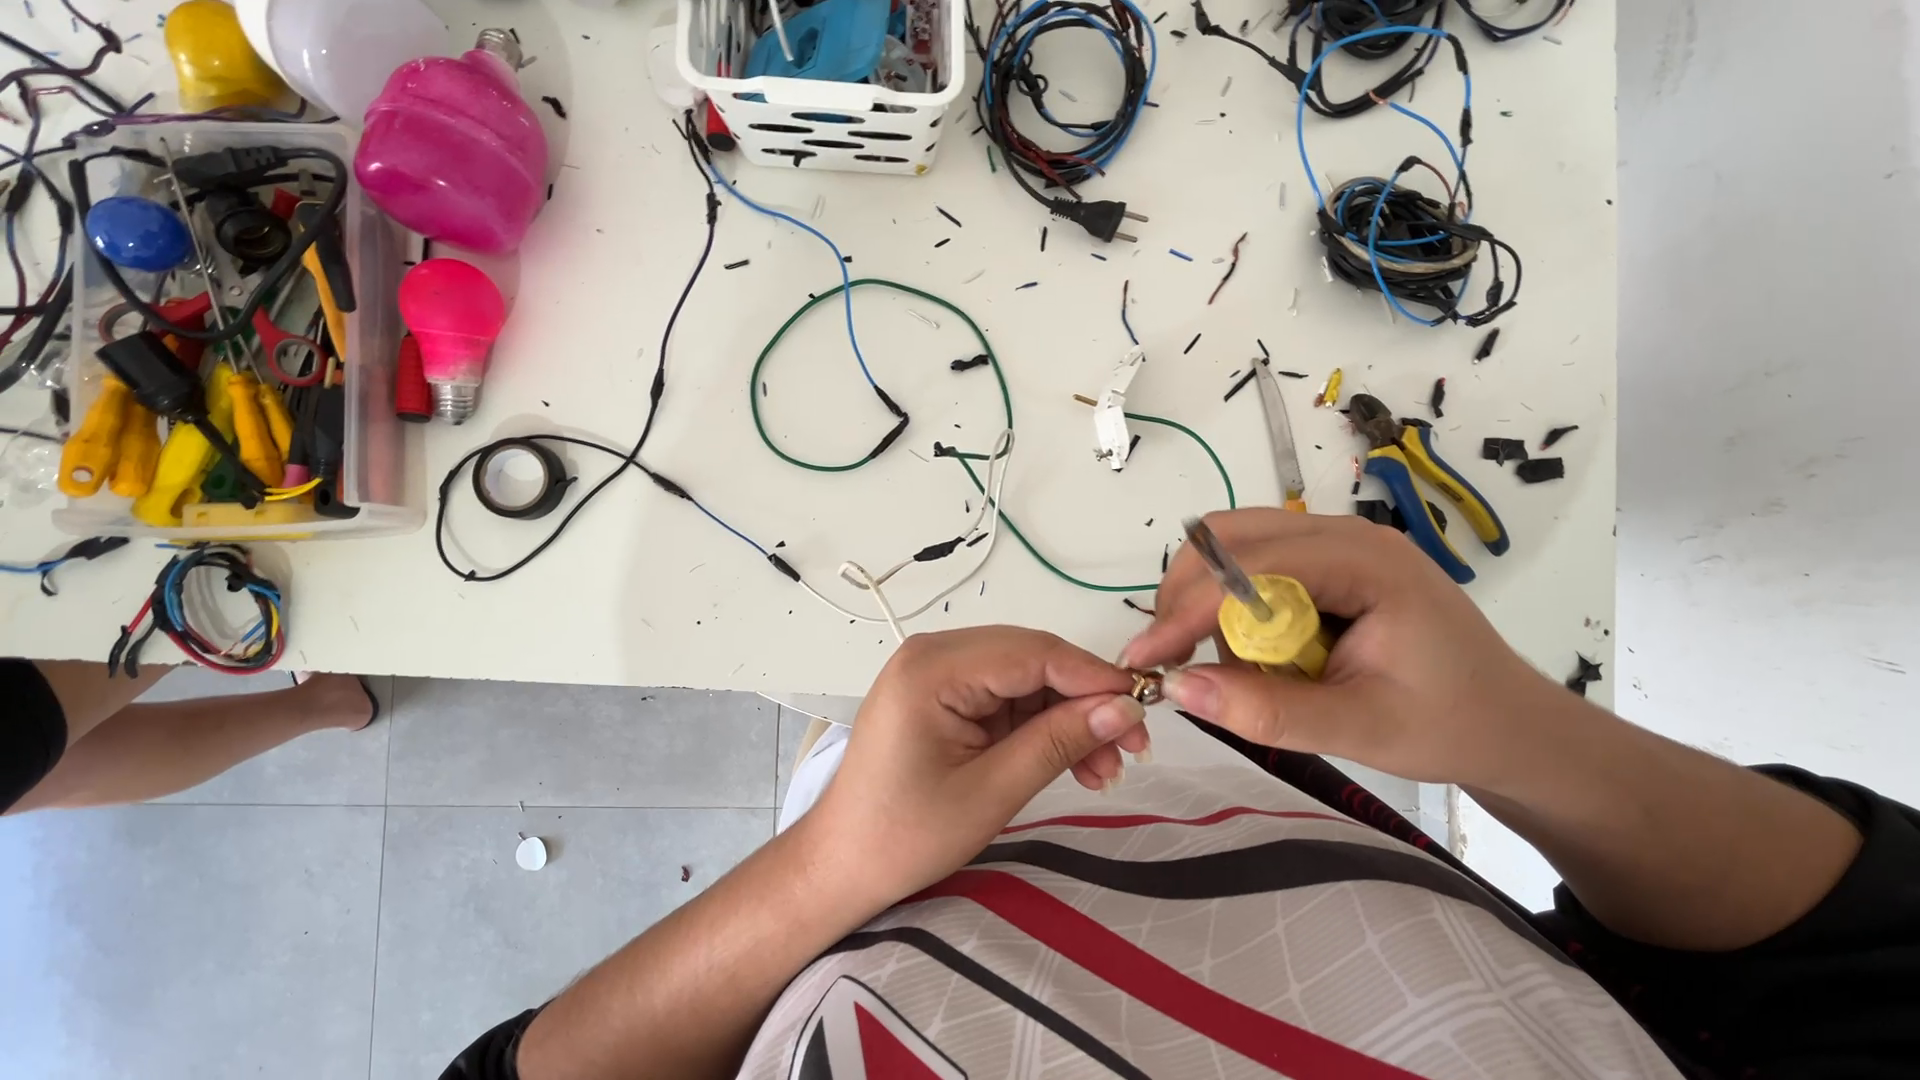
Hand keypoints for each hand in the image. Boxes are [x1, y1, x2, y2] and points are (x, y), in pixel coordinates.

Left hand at [802, 626, 1146, 907]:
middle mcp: (933, 654)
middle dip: (1085, 702)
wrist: (843, 867)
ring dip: (1068, 719)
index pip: (1033, 652)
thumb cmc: (906, 836)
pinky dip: (1041, 728)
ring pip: (1025, 681)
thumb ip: (1059, 741)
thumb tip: (1126, 708)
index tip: (1145, 708)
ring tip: (1104, 771)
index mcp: (933, 668)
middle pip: (1032, 661)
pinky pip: (1006, 700)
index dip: (1094, 676)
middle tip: (1132, 749)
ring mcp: (936, 674)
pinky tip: (1073, 763)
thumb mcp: (992, 791)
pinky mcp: (943, 698)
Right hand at [1123, 509, 1565, 789]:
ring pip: (1234, 543)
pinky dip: (1225, 599)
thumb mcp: (1359, 729)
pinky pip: (1252, 561)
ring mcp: (1337, 544)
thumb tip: (1176, 688)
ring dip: (1201, 594)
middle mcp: (1346, 535)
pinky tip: (1238, 645)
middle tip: (1167, 657)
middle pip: (1231, 536)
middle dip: (1185, 594)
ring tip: (1200, 654)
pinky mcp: (1328, 563)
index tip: (1146, 660)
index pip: (1253, 565)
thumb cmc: (1449, 725)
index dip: (1190, 608)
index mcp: (1367, 563)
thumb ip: (1268, 711)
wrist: (1511, 725)